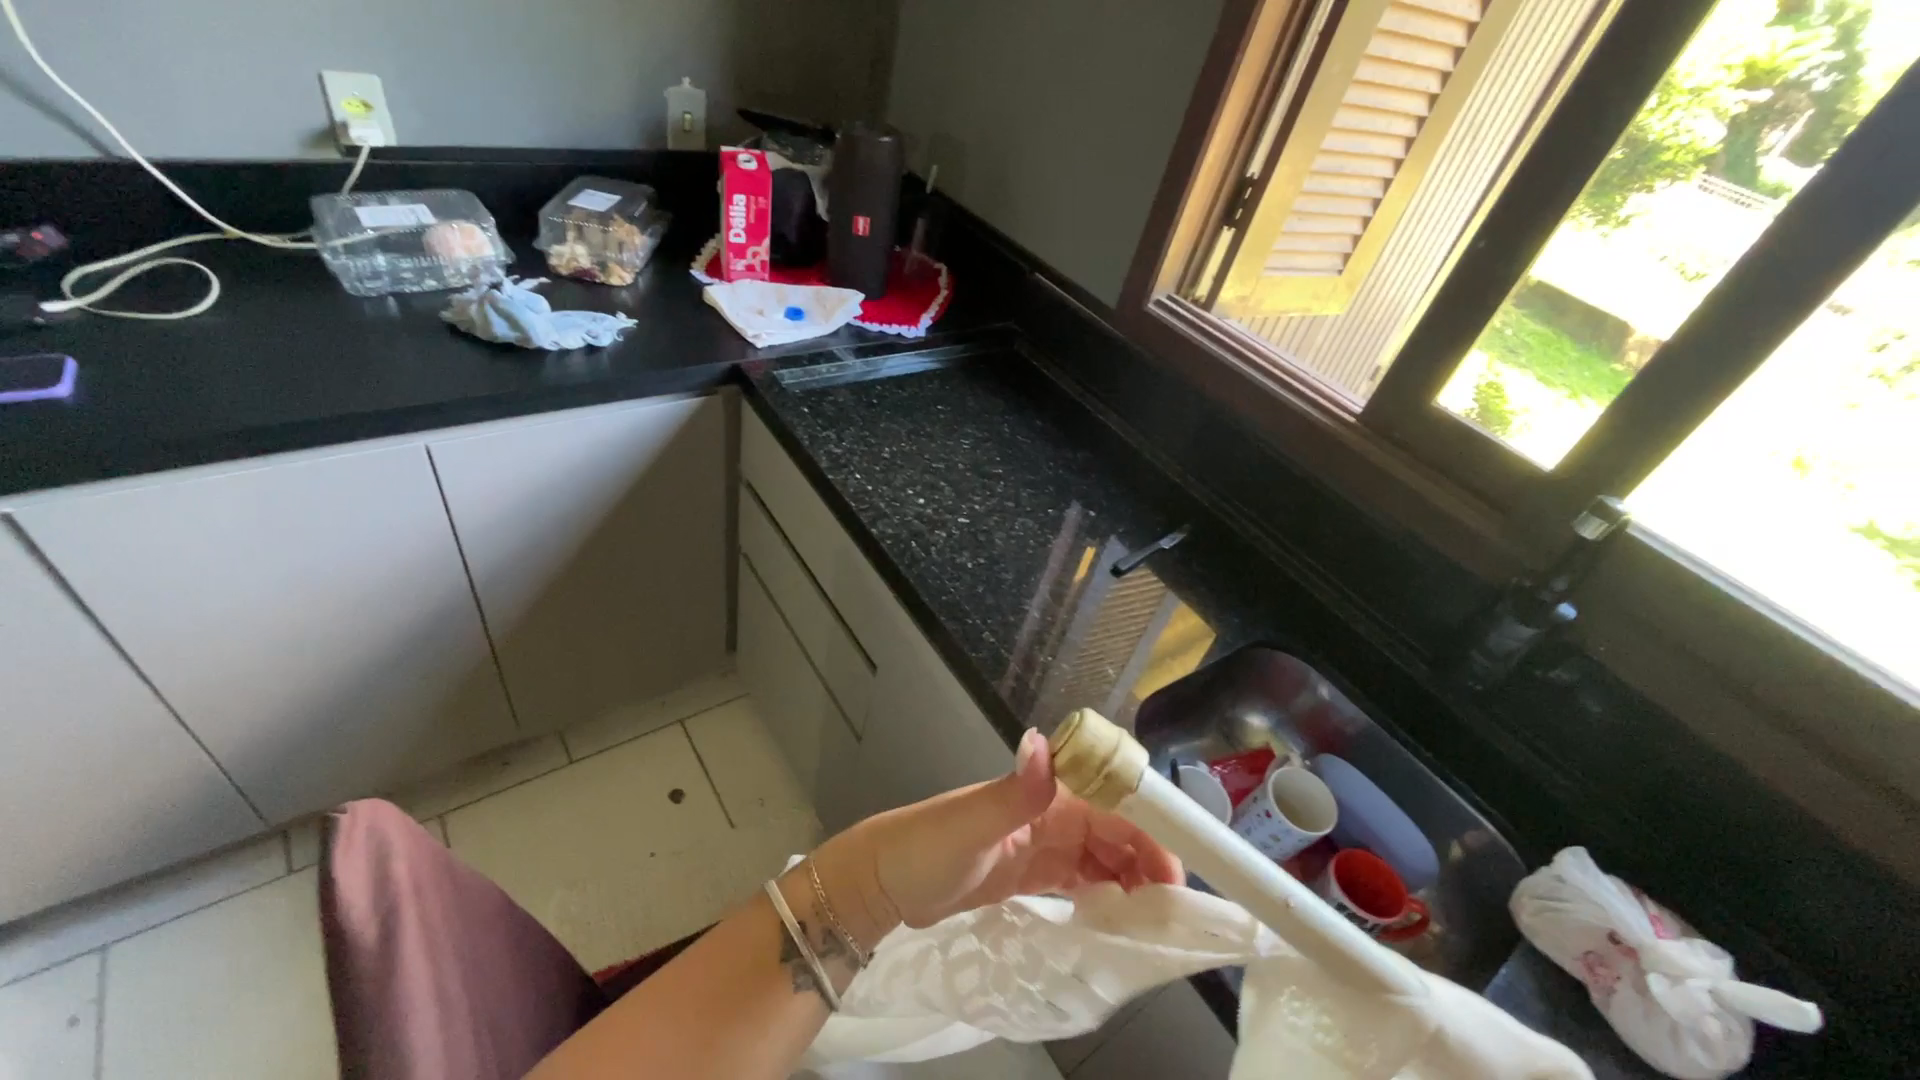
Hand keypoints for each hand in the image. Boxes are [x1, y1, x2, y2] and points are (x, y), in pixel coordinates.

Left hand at [810, 729, 1184, 947]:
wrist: (881, 884)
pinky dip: (1106, 893)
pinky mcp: (1032, 873)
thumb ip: (1015, 790)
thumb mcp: (972, 822)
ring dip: (1132, 879)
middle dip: (1150, 860)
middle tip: (1174, 907)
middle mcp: (1050, 812)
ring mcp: (1042, 843)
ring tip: (1157, 917)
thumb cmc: (925, 848)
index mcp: (1045, 793)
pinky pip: (1082, 880)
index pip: (1113, 804)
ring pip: (1105, 856)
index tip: (1177, 868)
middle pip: (1117, 831)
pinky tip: (1122, 915)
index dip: (1150, 830)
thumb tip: (1042, 740)